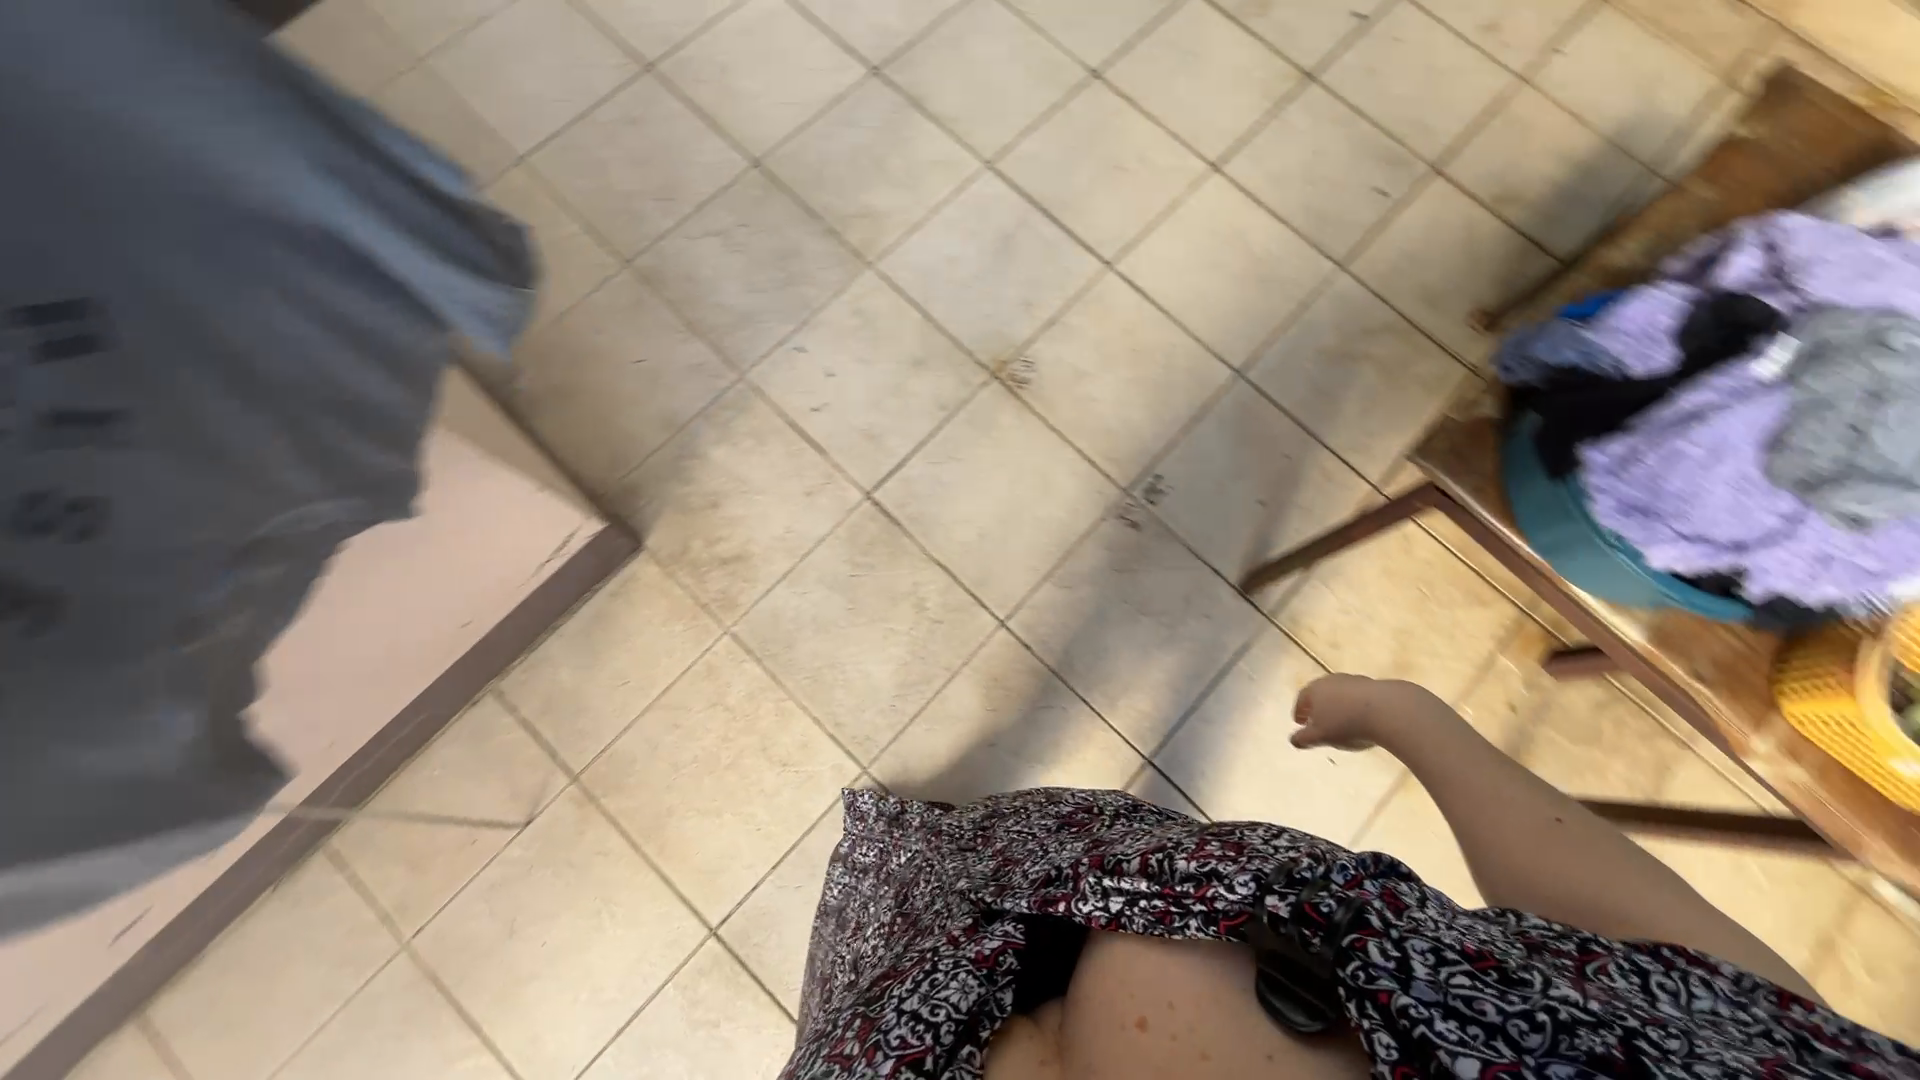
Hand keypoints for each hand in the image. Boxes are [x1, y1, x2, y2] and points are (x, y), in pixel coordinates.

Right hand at [1291, 674, 1440, 750]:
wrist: (1388, 710)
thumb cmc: (1346, 723)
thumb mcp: (1320, 736)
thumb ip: (1304, 738)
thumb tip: (1293, 740)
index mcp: (1315, 690)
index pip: (1302, 698)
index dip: (1299, 711)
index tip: (1299, 722)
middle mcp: (1332, 681)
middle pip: (1321, 693)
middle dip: (1319, 707)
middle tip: (1318, 720)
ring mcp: (1355, 682)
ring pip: (1341, 694)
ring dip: (1339, 706)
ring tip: (1342, 720)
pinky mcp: (1376, 686)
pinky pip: (1361, 698)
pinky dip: (1357, 707)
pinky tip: (1363, 719)